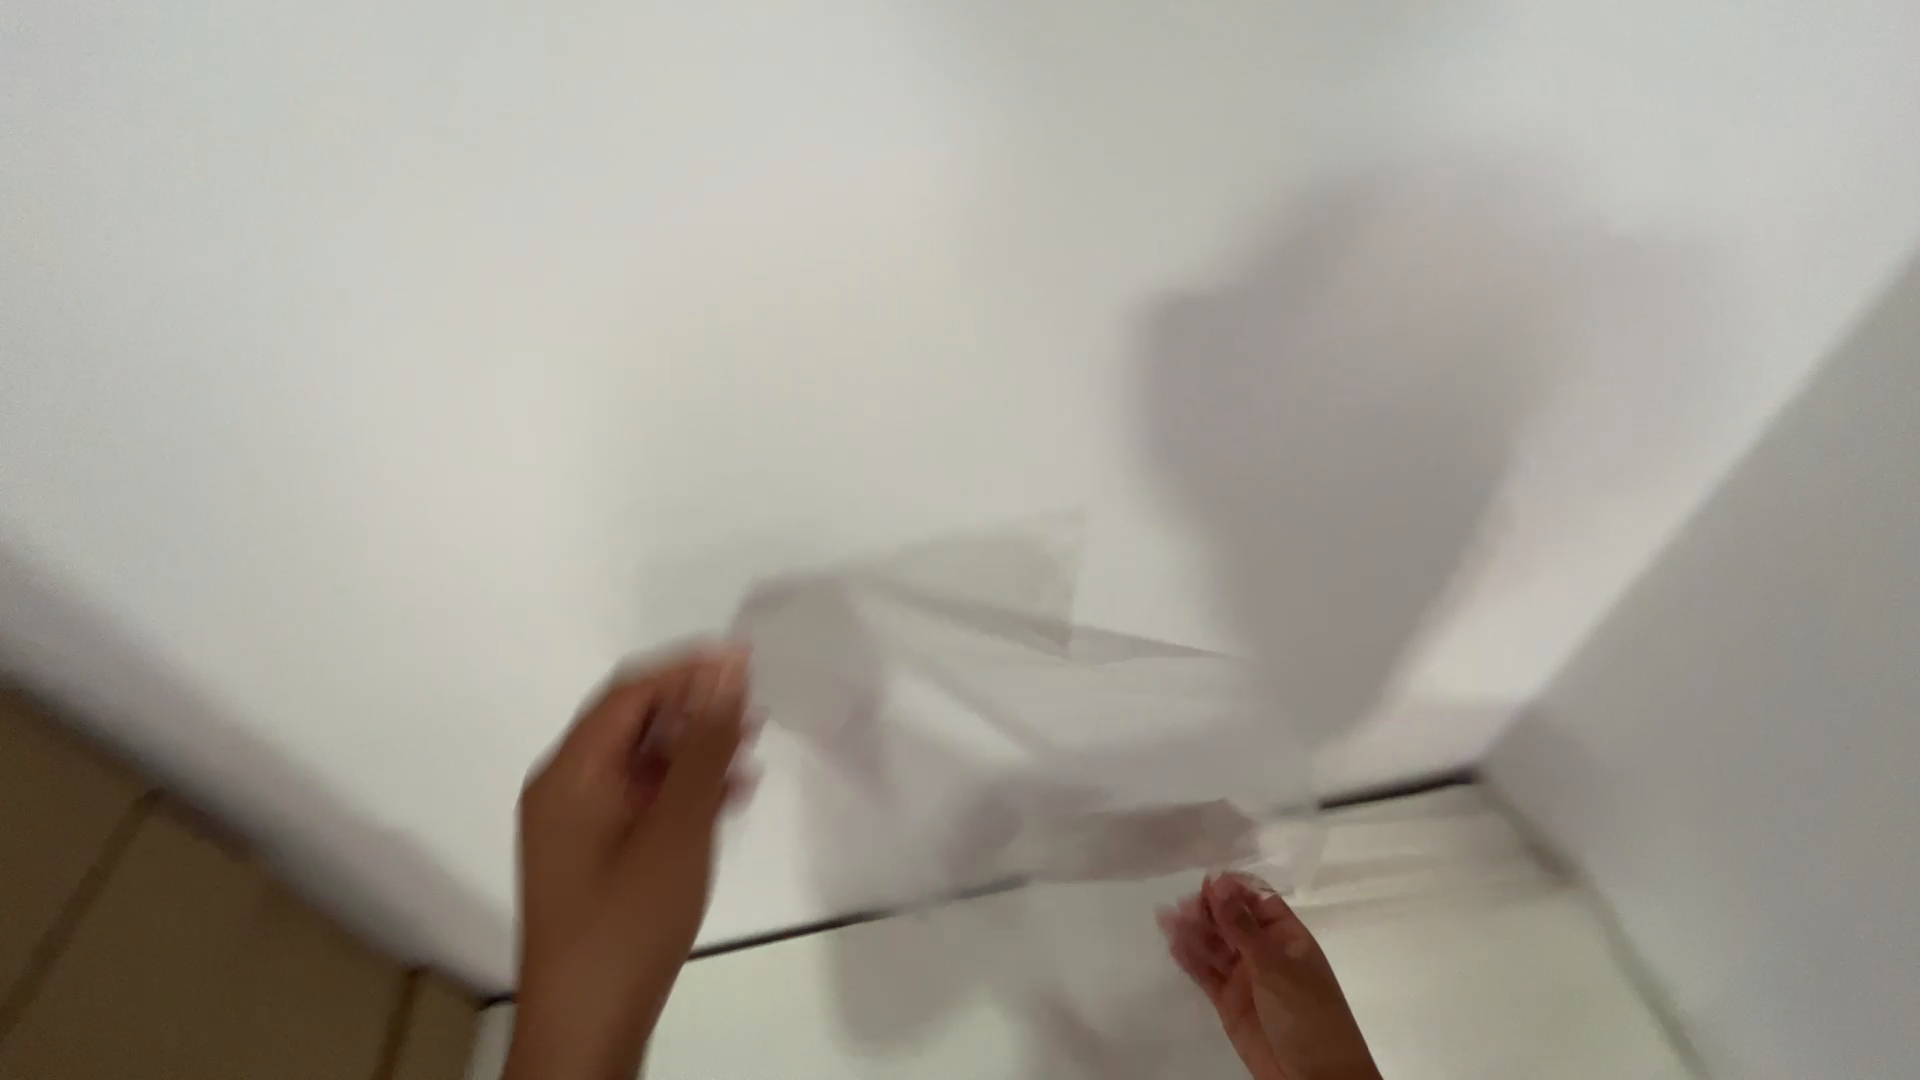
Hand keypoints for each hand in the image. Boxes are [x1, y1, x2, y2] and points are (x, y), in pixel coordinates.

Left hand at [506, 646, 754, 1079]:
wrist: (589, 1026)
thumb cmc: (630, 917)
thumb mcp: (677, 823)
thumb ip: (706, 742)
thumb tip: (729, 670)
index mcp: (571, 771)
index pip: (631, 692)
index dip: (689, 669)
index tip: (746, 661)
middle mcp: (566, 786)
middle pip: (635, 723)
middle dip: (696, 709)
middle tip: (754, 708)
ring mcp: (580, 821)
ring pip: (644, 760)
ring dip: (697, 748)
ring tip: (751, 747)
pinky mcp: (598, 849)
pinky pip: (643, 796)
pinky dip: (685, 786)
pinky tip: (729, 793)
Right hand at [1157, 872, 1381, 1079]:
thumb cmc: (1308, 1016)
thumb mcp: (1277, 968)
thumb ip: (1242, 926)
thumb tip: (1219, 882)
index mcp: (1287, 938)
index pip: (1258, 900)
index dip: (1234, 889)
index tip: (1209, 882)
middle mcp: (1264, 952)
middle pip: (1231, 919)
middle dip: (1208, 909)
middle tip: (1186, 906)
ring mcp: (1245, 976)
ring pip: (1214, 944)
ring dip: (1193, 930)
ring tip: (1168, 920)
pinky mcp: (1228, 1000)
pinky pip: (1205, 972)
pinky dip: (1190, 958)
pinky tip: (1173, 943)